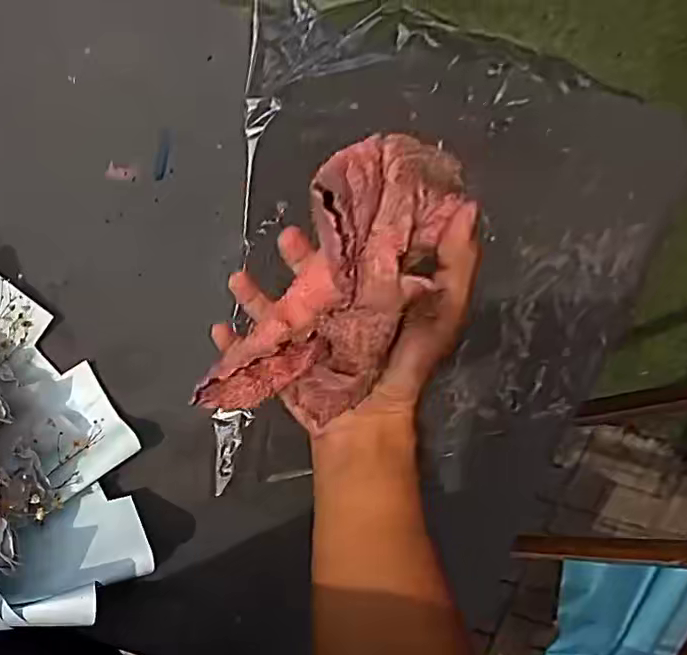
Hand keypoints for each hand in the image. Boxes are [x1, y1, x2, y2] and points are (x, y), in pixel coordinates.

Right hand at [210, 200, 480, 435]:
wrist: (367, 419)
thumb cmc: (404, 368)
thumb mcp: (441, 312)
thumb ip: (453, 265)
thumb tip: (466, 208)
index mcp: (368, 296)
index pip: (354, 256)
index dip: (346, 230)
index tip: (340, 203)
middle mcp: (333, 314)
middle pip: (309, 279)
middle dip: (296, 257)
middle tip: (286, 236)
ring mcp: (304, 341)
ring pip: (274, 311)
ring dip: (254, 295)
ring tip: (237, 279)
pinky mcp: (282, 365)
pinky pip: (253, 351)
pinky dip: (233, 342)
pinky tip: (220, 328)